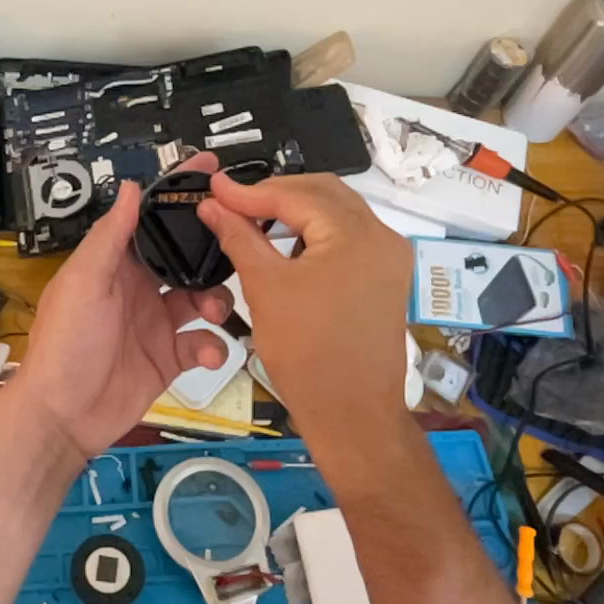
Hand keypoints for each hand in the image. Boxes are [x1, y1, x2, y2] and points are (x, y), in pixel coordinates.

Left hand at [13, 152, 232, 457]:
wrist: (63, 416)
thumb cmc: (63, 346)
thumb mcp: (84, 283)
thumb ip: (110, 237)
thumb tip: (130, 189)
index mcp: (115, 265)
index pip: (151, 221)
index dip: (179, 197)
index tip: (209, 171)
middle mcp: (139, 289)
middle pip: (186, 260)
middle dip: (211, 255)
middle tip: (233, 250)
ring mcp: (156, 324)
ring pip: (202, 298)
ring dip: (217, 300)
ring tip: (213, 310)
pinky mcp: (168, 357)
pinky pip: (202, 343)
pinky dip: (213, 345)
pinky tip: (207, 351)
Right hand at [196, 172, 411, 438]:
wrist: (351, 414)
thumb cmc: (307, 354)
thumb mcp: (264, 288)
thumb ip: (238, 236)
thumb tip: (214, 206)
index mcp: (356, 235)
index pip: (296, 195)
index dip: (249, 191)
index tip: (214, 189)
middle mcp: (382, 237)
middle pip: (322, 193)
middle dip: (274, 195)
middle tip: (232, 203)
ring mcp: (389, 258)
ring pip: (336, 213)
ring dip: (295, 212)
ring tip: (254, 222)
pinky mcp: (385, 277)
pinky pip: (347, 238)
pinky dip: (314, 234)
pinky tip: (286, 246)